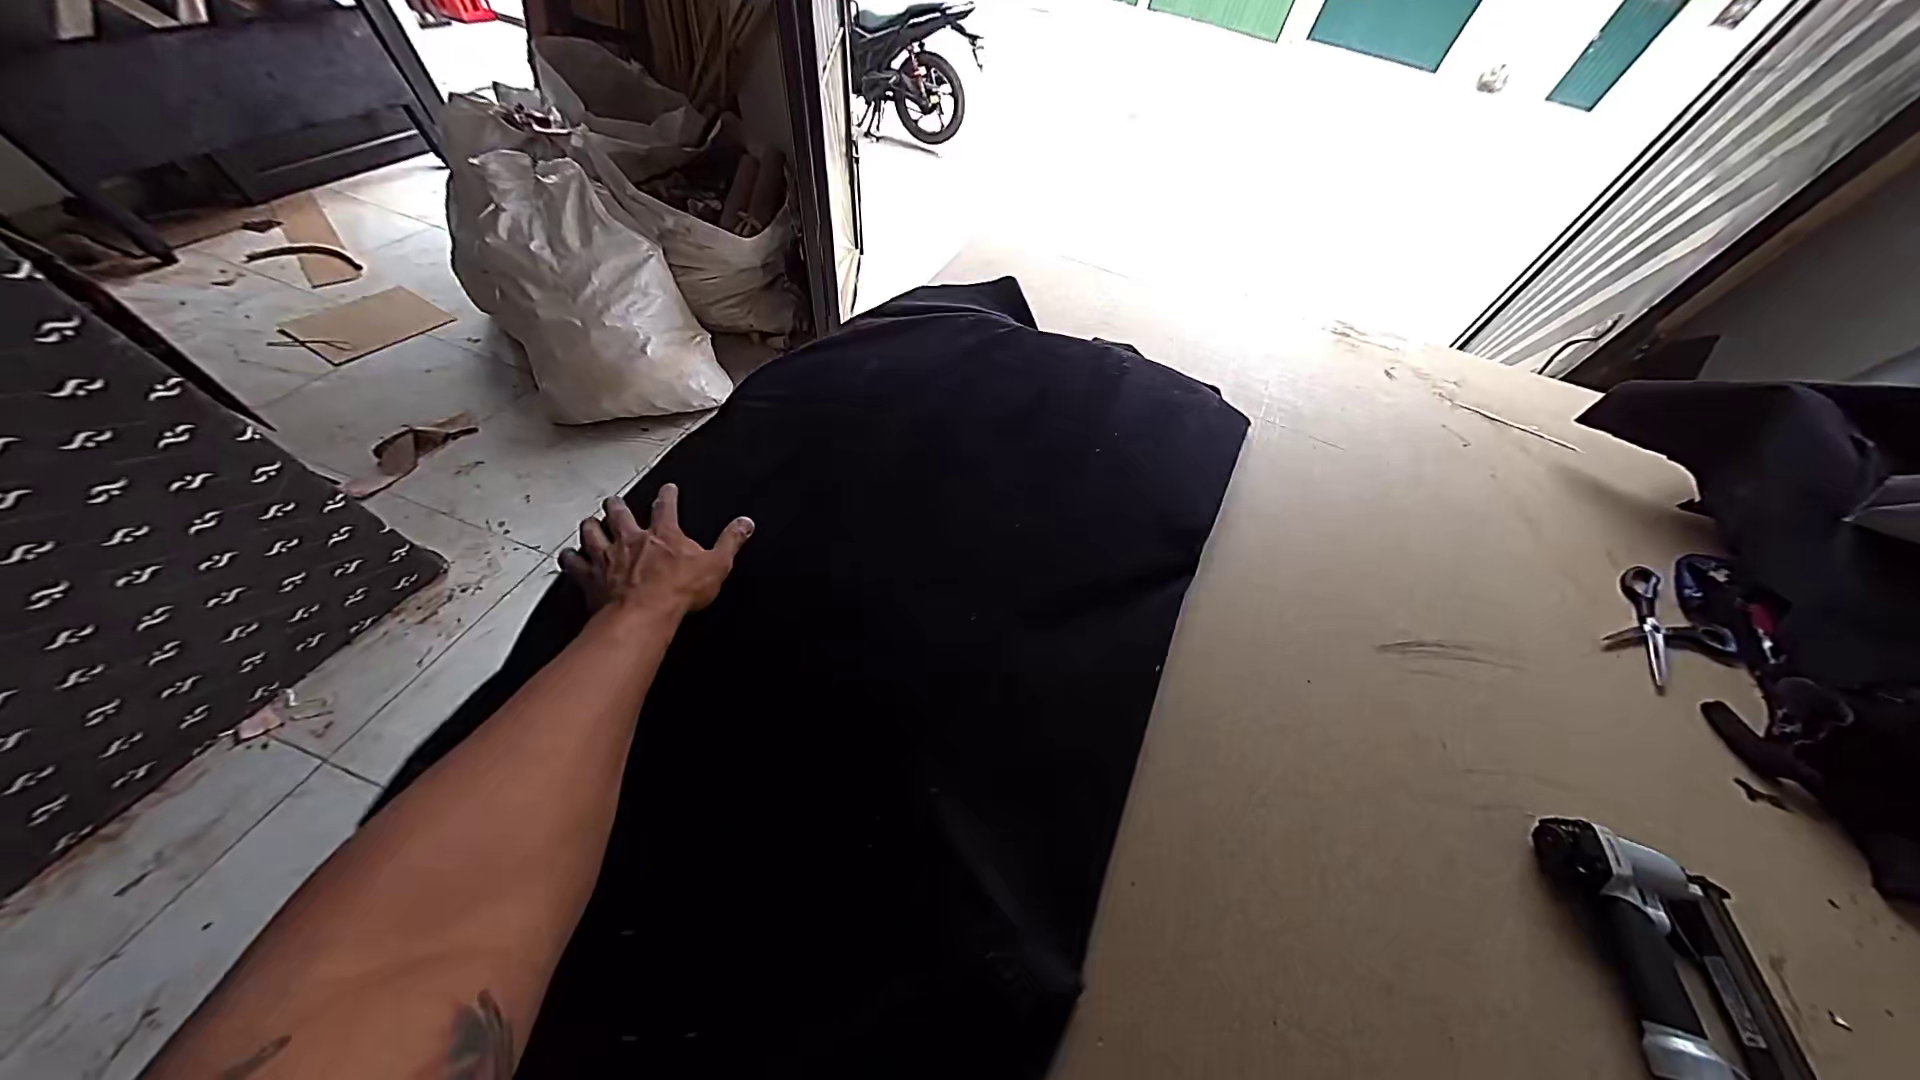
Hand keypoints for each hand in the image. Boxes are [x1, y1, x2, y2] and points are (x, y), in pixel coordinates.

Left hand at [558, 484, 753, 617]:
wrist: (644, 614)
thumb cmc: (679, 590)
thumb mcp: (717, 564)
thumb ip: (731, 541)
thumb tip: (745, 523)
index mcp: (663, 534)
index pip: (665, 506)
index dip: (667, 495)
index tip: (668, 488)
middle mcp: (631, 539)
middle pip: (620, 514)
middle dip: (617, 505)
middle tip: (614, 500)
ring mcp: (607, 556)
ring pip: (593, 532)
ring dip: (591, 525)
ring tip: (590, 521)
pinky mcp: (591, 577)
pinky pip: (573, 563)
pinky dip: (569, 558)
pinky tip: (567, 556)